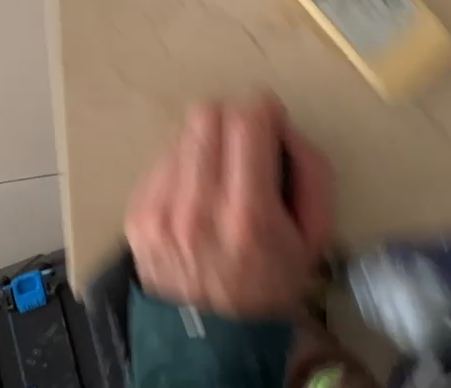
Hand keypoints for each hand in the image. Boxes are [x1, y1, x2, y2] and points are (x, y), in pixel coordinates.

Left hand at [124, 95, 335, 316]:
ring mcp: (159, 209)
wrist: (211, 340)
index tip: (271, 124)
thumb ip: (312, 170)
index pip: (247, 120)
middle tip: (246, 142)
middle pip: (208, 114)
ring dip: (207, 139)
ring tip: (219, 170)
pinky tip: (195, 190)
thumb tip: (281, 126)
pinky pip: (162, 157)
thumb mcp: (314, 236)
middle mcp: (196, 206)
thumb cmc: (270, 284)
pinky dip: (183, 163)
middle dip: (233, 118)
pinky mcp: (135, 212)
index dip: (264, 110)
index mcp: (247, 214)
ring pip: (183, 131)